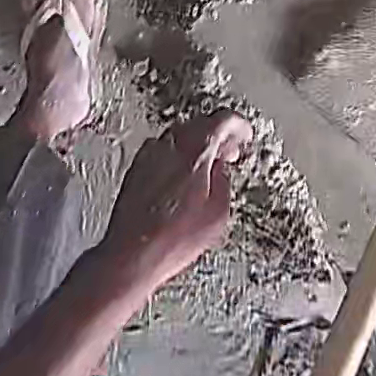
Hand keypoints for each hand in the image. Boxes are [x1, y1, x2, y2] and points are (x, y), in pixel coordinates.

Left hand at [98, 110, 252, 289]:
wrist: (131, 255)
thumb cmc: (172, 238)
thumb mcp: (218, 212)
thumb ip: (224, 180)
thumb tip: (220, 171)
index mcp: (195, 149)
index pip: (223, 120)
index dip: (239, 125)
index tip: (245, 133)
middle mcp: (171, 144)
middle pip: (201, 124)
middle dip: (219, 135)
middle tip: (231, 150)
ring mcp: (151, 153)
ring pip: (181, 135)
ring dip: (197, 145)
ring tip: (208, 167)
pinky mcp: (137, 167)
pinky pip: (164, 149)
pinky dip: (178, 155)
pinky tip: (183, 177)